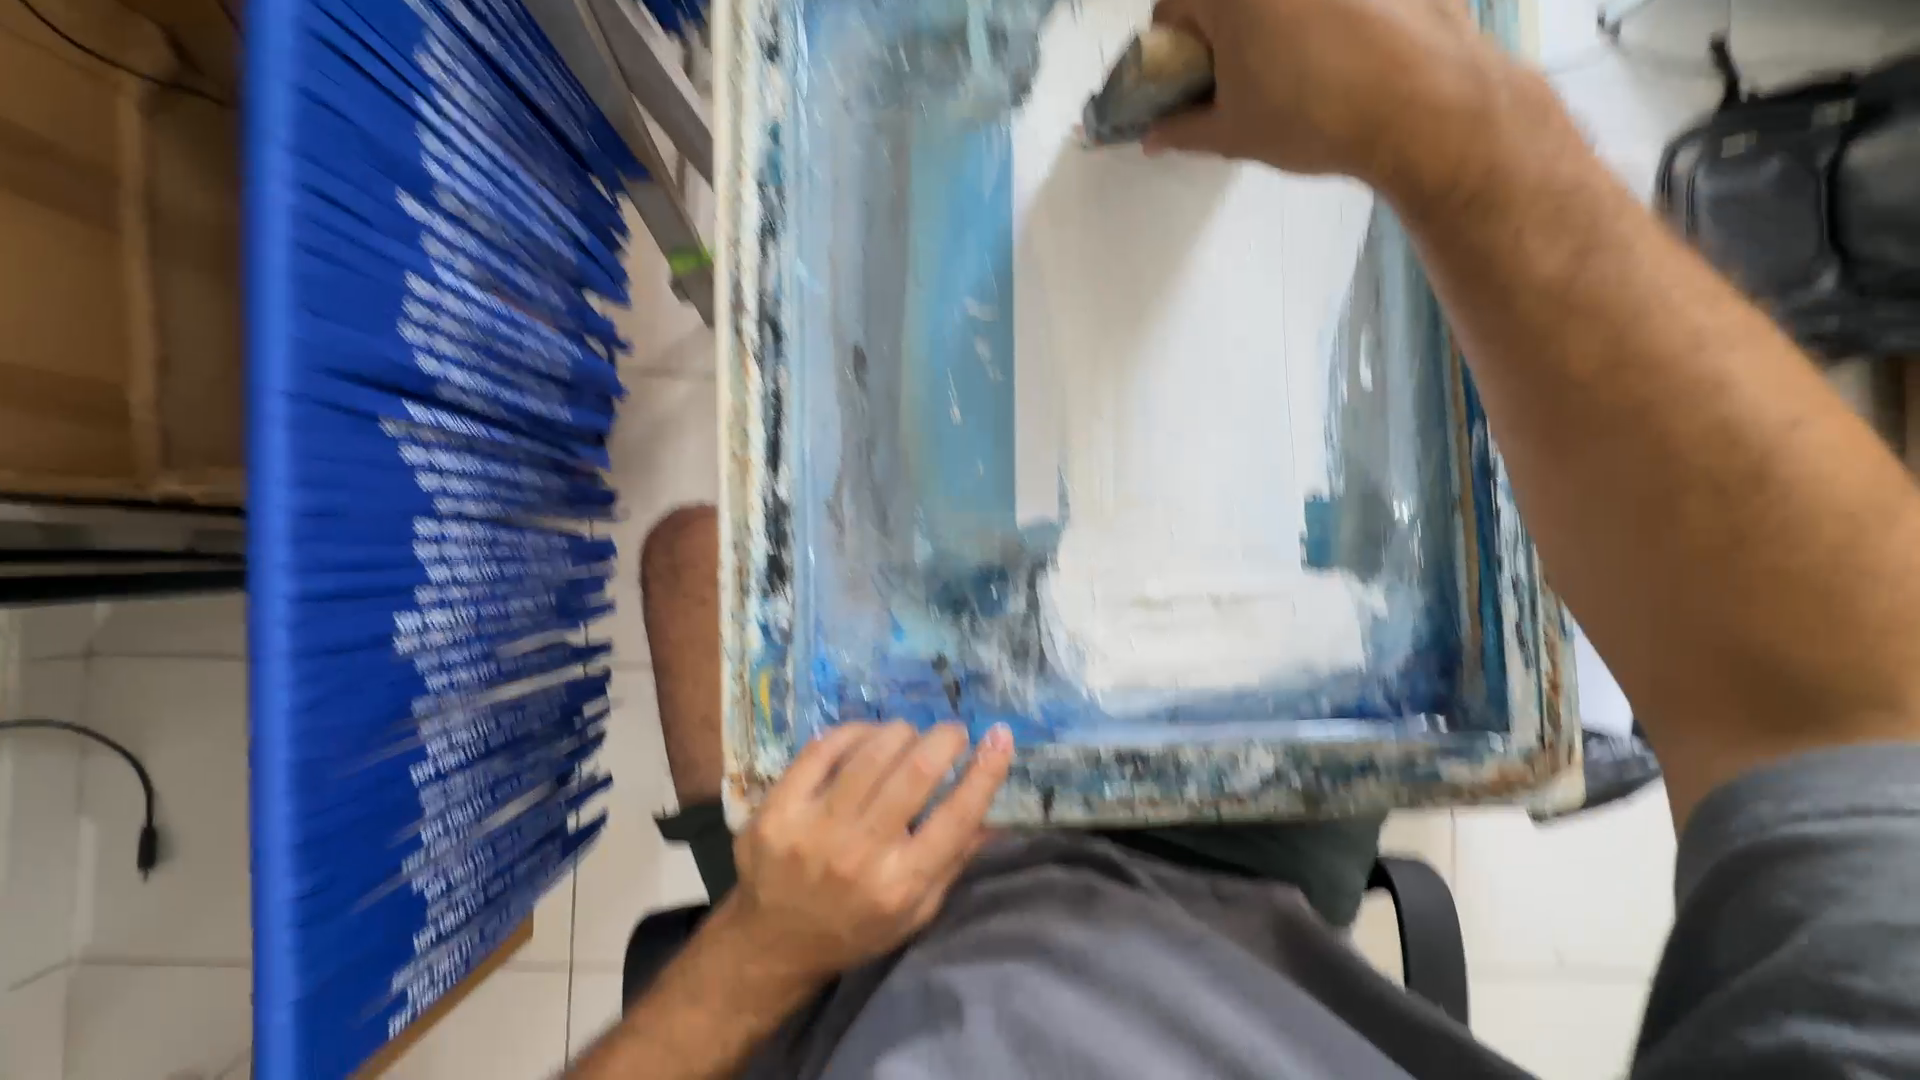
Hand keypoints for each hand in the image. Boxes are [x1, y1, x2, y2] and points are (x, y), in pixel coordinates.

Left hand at [723, 721, 1014, 981]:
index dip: (986, 771)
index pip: (957, 816)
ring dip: (901, 732)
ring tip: (908, 736)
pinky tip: (867, 736)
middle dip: (944, 739)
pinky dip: (855, 732)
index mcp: (900, 884)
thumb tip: (998, 814)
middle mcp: (860, 854)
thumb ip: (954, 861)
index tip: (1001, 737)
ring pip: (873, 752)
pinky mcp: (778, 808)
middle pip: (916, 772)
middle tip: (952, 733)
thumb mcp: (916, 911)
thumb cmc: (856, 927)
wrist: (773, 943)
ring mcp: (814, 828)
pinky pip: (824, 749)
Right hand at [1142, 0, 1523, 206]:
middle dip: (1223, 31)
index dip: (1170, 50)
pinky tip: (1344, 48)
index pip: (1171, 8)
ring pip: (1278, 0)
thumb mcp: (1234, 135)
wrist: (1422, 104)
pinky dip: (1326, 16)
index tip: (1188, 80)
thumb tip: (1153, 136)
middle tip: (1241, 78)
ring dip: (1274, 22)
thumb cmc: (1315, 118)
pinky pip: (1329, 1)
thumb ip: (1183, 131)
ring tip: (1297, 66)